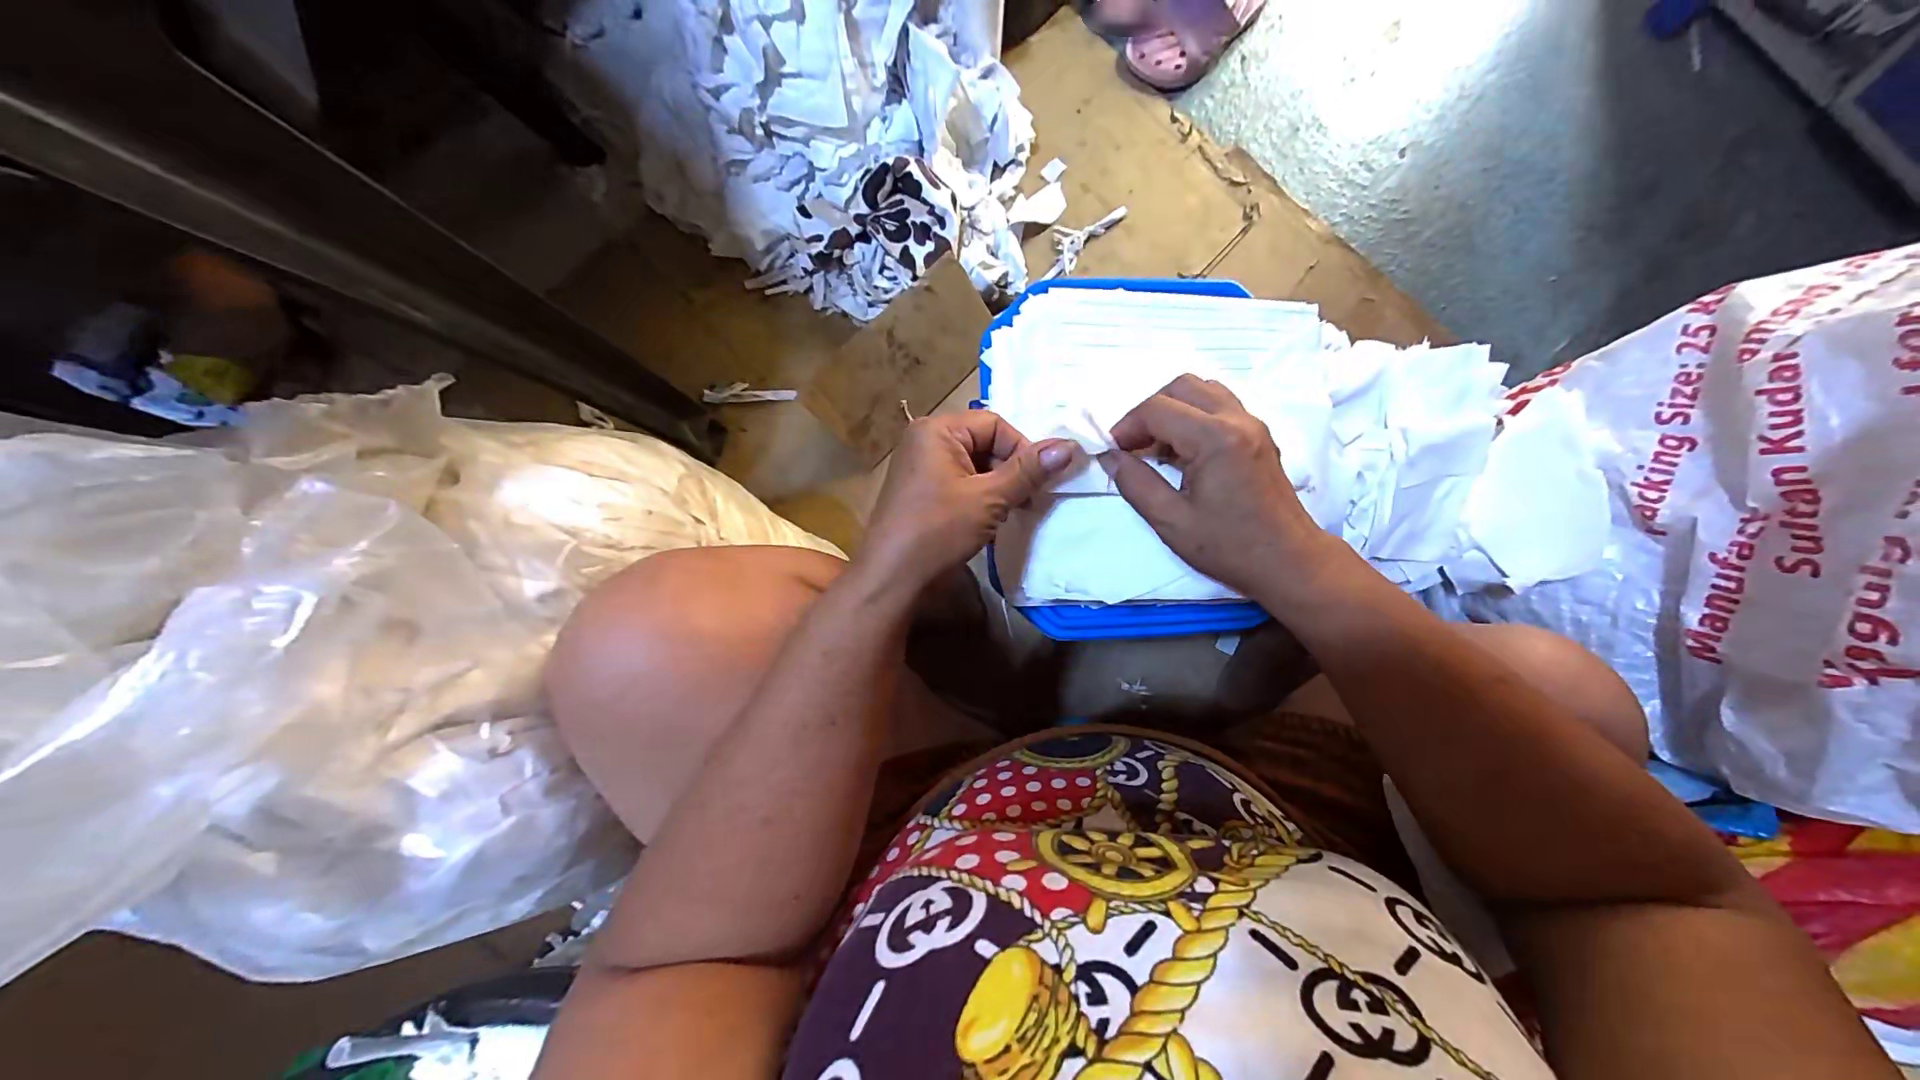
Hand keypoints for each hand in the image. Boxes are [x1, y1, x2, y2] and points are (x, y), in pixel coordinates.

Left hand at [860, 411, 1076, 592]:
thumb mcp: (988, 499)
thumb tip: (1070, 447)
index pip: (995, 425)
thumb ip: (1028, 471)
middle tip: (1029, 500)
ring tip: (1013, 511)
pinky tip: (992, 519)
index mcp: (937, 430)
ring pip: (975, 466)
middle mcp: (926, 440)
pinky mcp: (922, 492)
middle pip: (985, 443)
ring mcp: (921, 467)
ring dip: (999, 486)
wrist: (891, 577)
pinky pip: (961, 483)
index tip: (1038, 482)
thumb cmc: (938, 530)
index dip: (1022, 449)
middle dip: (1011, 470)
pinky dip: (981, 497)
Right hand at [1107, 375, 1342, 593]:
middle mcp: (1237, 420)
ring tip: (1155, 446)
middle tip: (1131, 445)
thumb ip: (1135, 483)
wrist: (1288, 561)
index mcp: (1215, 439)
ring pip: (1202, 390)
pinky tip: (1181, 450)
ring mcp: (1252, 424)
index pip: (1157, 409)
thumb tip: (1111, 457)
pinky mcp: (1258, 435)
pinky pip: (1219, 405)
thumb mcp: (1171, 521)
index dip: (1126, 426)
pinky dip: (1192, 415)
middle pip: (1180, 386)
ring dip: (1171, 409)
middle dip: (1147, 411)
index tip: (1112, 451)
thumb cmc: (1229, 547)